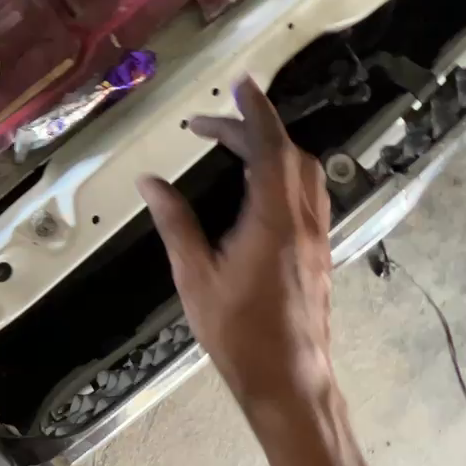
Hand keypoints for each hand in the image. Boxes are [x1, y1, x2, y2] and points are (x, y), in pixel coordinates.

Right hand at [137, 77, 334, 412]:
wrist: (289, 381)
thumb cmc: (237, 331)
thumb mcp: (193, 275)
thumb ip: (174, 222)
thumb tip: (149, 181)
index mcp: (273, 221)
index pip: (269, 149)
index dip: (255, 112)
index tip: (241, 84)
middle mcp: (303, 221)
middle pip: (288, 156)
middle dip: (252, 130)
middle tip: (208, 128)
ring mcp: (316, 238)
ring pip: (304, 174)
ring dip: (271, 150)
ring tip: (231, 149)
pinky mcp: (316, 253)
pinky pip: (306, 195)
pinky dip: (280, 174)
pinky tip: (253, 189)